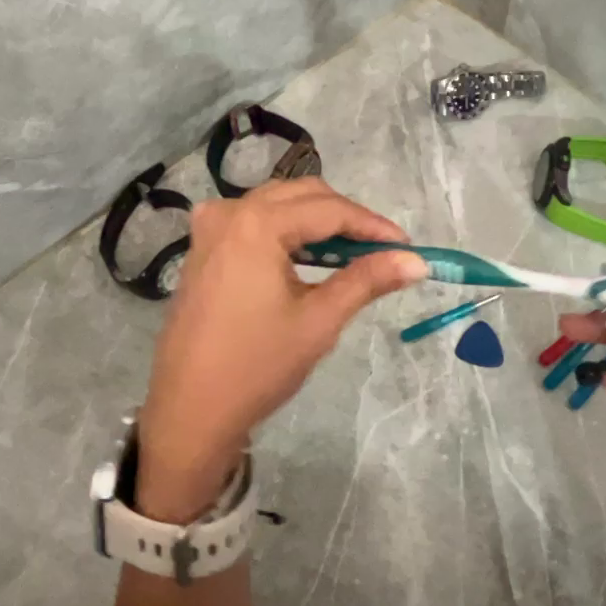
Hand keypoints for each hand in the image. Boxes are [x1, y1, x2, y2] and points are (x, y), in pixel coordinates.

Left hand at [136, 178, 427, 522]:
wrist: (189, 410)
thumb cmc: (256, 366)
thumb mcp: (318, 321)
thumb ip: (367, 281)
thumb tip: (416, 261)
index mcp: (256, 223)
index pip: (329, 209)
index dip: (372, 225)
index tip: (407, 246)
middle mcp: (230, 211)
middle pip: (302, 195)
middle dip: (345, 217)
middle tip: (381, 250)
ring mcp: (210, 227)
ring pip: (277, 203)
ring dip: (316, 221)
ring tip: (351, 254)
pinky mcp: (203, 247)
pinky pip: (253, 220)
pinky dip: (285, 230)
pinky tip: (307, 257)